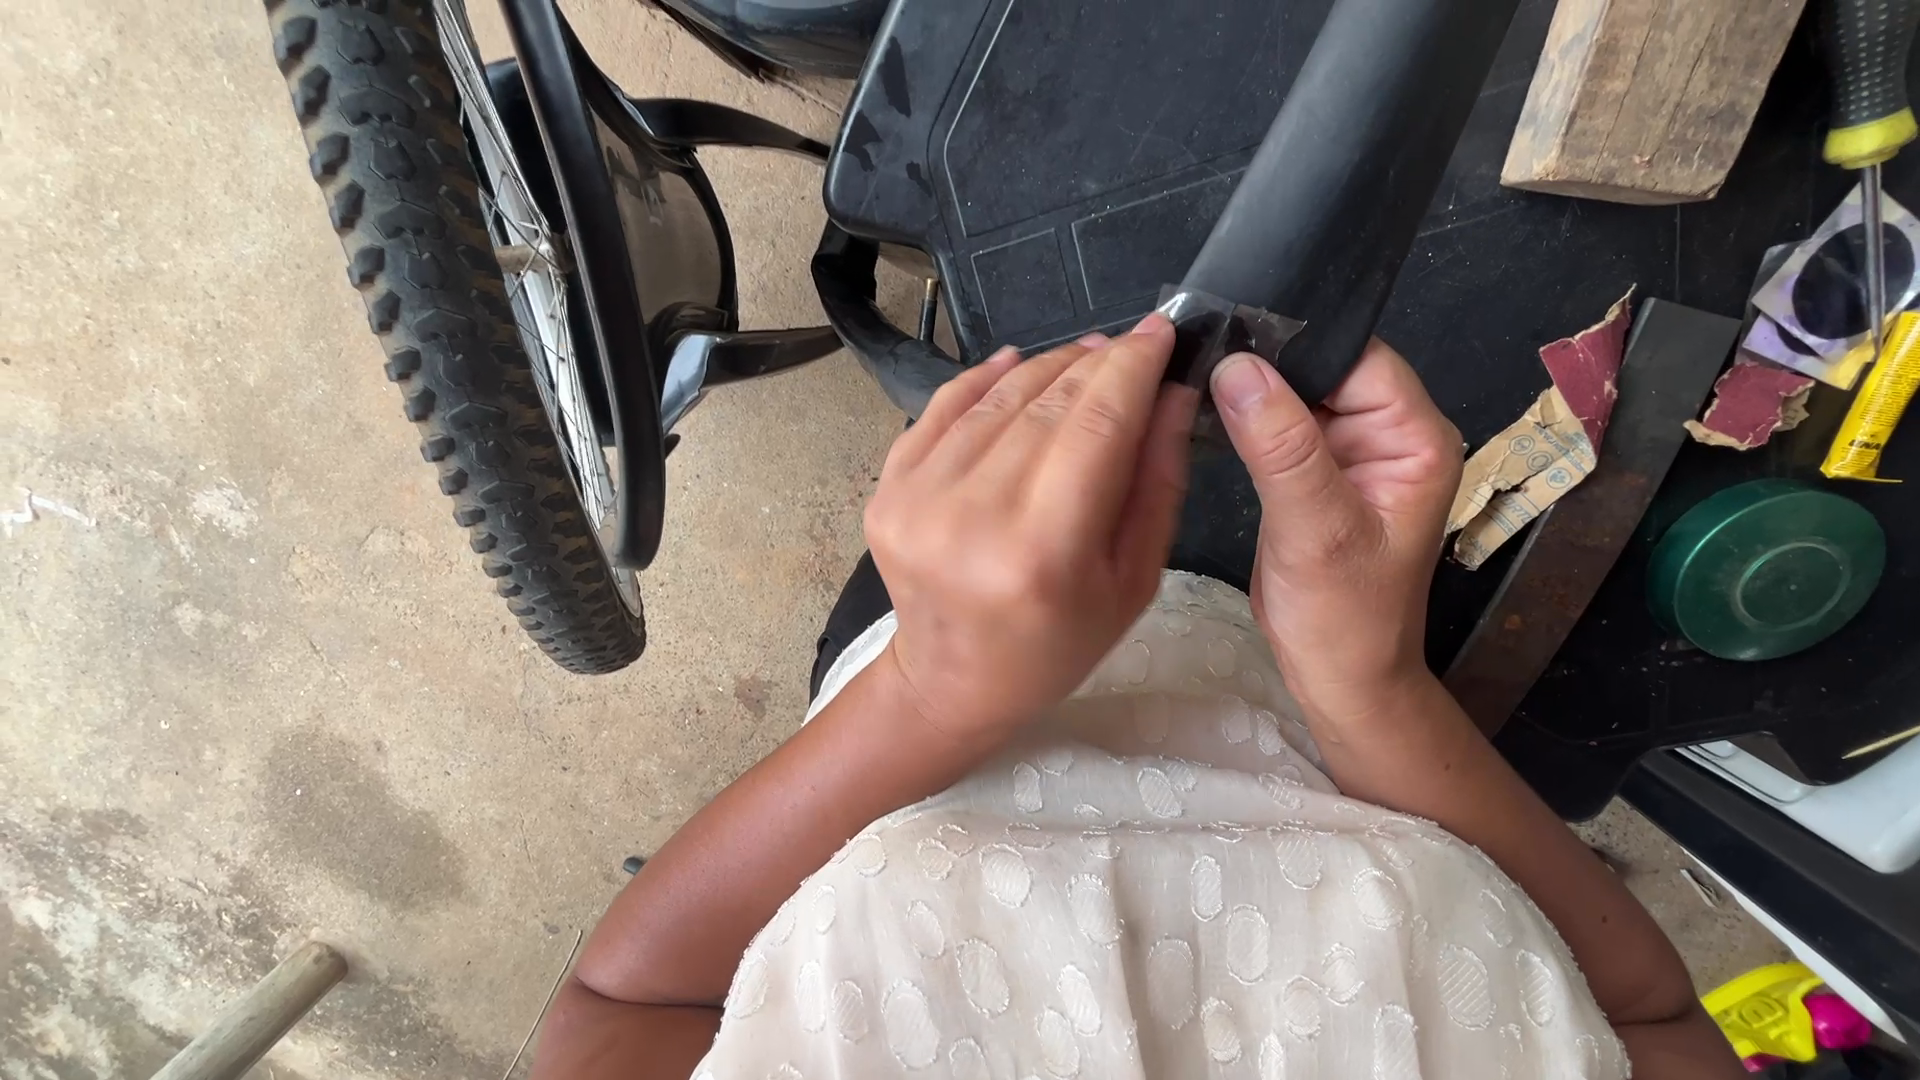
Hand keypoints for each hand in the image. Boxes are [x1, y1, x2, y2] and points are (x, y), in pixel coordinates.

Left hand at [864, 316, 1198, 746]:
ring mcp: (916, 500)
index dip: (1134, 368)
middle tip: (1130, 345)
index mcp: (1042, 553)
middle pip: (1046, 403)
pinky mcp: (886, 491)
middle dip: (1097, 362)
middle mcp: (971, 517)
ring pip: (996, 398)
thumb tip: (1173, 391)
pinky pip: (942, 409)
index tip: (1162, 331)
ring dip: (1046, 367)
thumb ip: (1156, 484)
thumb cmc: (1056, 645)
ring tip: (1084, 357)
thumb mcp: (1130, 582)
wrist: (953, 680)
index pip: (1097, 425)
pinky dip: (982, 380)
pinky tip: (1015, 364)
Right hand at [1209, 340, 1461, 725]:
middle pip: (1323, 370)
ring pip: (1293, 397)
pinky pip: (1275, 430)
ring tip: (1191, 371)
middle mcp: (1384, 435)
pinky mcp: (1308, 475)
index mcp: (1413, 438)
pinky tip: (1203, 410)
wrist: (1336, 675)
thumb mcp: (1317, 528)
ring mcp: (1344, 455)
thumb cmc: (1344, 614)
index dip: (1299, 339)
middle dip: (1265, 359)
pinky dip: (1242, 420)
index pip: (1358, 358)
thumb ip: (1281, 447)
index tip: (1230, 327)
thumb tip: (1235, 368)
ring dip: (1248, 388)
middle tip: (1197, 345)